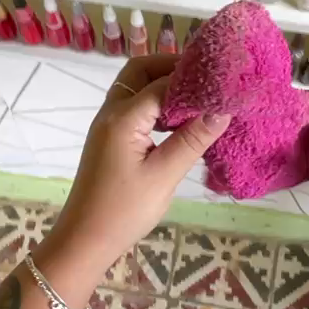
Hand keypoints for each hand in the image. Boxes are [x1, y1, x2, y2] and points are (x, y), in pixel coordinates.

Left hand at [39, 55, 230, 284]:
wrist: (85, 239)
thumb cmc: (124, 210)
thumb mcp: (164, 175)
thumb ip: (193, 139)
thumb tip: (222, 108)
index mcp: (123, 117)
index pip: (163, 82)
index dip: (193, 78)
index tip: (224, 79)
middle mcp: (112, 113)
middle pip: (140, 71)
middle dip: (171, 68)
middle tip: (205, 80)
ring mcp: (108, 126)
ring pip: (135, 88)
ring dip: (163, 86)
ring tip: (198, 99)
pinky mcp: (111, 140)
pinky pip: (134, 108)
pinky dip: (156, 105)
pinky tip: (179, 123)